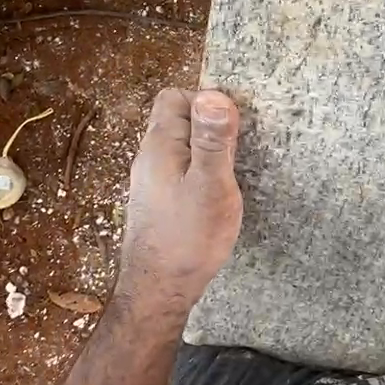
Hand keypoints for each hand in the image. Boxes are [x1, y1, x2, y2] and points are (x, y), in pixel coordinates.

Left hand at [116, 89, 243, 316]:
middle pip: (176, 118)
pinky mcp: (157, 200)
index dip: (205, 101)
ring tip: (228, 174)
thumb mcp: (210, 184)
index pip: (175, 97)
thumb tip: (215, 93)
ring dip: (206, 150)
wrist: (158, 291)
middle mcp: (149, 156)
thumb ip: (213, 140)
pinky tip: (214, 194)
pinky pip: (179, 168)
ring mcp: (151, 179)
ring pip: (179, 145)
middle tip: (235, 151)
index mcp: (160, 144)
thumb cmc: (188, 237)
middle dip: (208, 126)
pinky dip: (198, 170)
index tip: (232, 126)